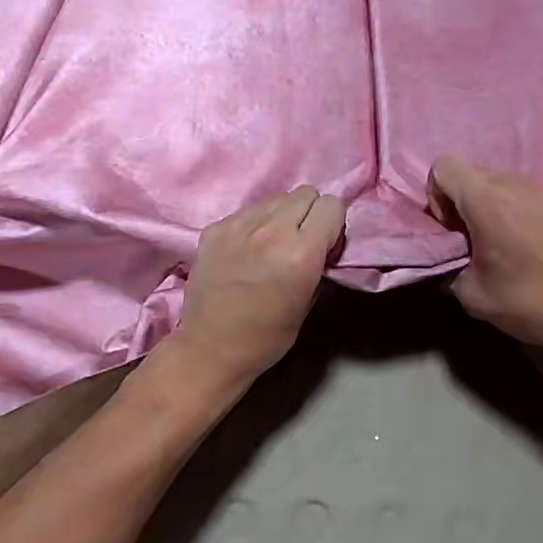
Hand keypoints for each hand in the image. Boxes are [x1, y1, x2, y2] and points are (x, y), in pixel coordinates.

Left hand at [161, 185, 345, 395]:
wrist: (210, 348)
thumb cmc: (267, 336)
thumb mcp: (308, 302)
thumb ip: (318, 263)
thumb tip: (319, 243)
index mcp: (302, 251)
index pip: (331, 205)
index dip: (332, 224)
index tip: (325, 243)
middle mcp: (272, 230)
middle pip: (305, 193)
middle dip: (309, 214)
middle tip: (300, 240)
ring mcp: (240, 225)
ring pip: (275, 198)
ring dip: (281, 215)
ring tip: (271, 244)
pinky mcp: (216, 228)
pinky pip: (247, 211)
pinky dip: (253, 224)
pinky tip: (245, 250)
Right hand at [426, 155, 542, 359]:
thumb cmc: (530, 303)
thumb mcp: (473, 295)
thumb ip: (450, 269)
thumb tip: (453, 262)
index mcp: (487, 201)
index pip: (445, 165)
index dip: (437, 194)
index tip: (451, 228)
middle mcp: (515, 184)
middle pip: (472, 173)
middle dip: (462, 202)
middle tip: (472, 240)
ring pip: (499, 182)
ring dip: (490, 205)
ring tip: (501, 243)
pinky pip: (524, 193)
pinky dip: (515, 210)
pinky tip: (527, 244)